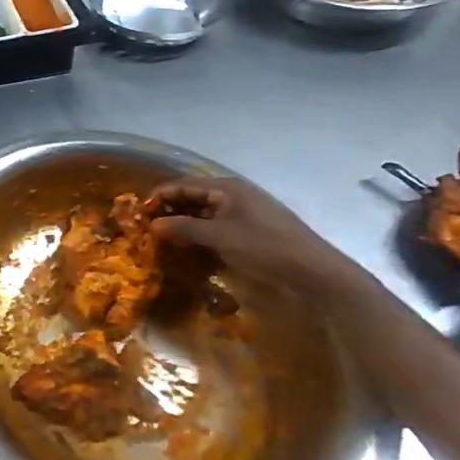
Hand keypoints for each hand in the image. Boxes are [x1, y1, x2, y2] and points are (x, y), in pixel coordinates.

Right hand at [147, 177, 360, 289]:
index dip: (158, 196)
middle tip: (149, 225)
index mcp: (226, 187)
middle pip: (192, 195)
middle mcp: (235, 194)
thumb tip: (152, 224)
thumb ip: (183, 228)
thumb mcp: (219, 237)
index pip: (181, 184)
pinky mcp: (255, 229)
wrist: (319, 275)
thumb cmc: (265, 248)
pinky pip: (218, 224)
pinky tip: (193, 245)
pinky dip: (201, 231)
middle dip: (170, 208)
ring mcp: (247, 211)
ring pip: (205, 211)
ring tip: (167, 236)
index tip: (140, 213)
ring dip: (185, 222)